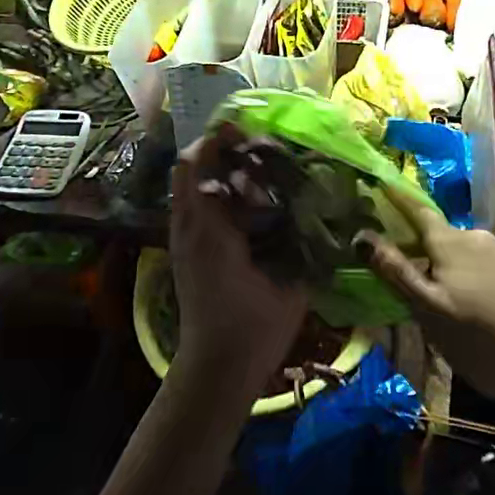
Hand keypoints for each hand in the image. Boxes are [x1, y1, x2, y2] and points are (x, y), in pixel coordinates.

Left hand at [169, 128, 308, 389]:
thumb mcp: (288, 282)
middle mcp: (188, 225)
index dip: (218, 138)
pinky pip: (189, 210)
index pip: (199, 163)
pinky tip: (242, 207)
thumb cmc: (253, 324)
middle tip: (249, 147)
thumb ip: (300, 242)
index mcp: (208, 224)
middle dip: (214, 151)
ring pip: (186, 189)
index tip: (245, 128)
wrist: (218, 365)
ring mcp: (180, 240)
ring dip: (210, 173)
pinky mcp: (182, 254)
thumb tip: (314, 210)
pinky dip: (208, 197)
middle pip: (188, 169)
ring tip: (247, 172)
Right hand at [356, 184, 494, 420]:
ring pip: (456, 253)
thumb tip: (360, 234)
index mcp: (449, 240)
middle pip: (435, 234)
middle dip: (413, 246)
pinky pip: (476, 266)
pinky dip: (460, 277)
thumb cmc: (483, 337)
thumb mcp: (428, 308)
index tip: (374, 181)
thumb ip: (394, 270)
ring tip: (427, 298)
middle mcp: (475, 237)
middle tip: (393, 271)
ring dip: (438, 266)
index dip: (393, 195)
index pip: (414, 208)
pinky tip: (462, 306)